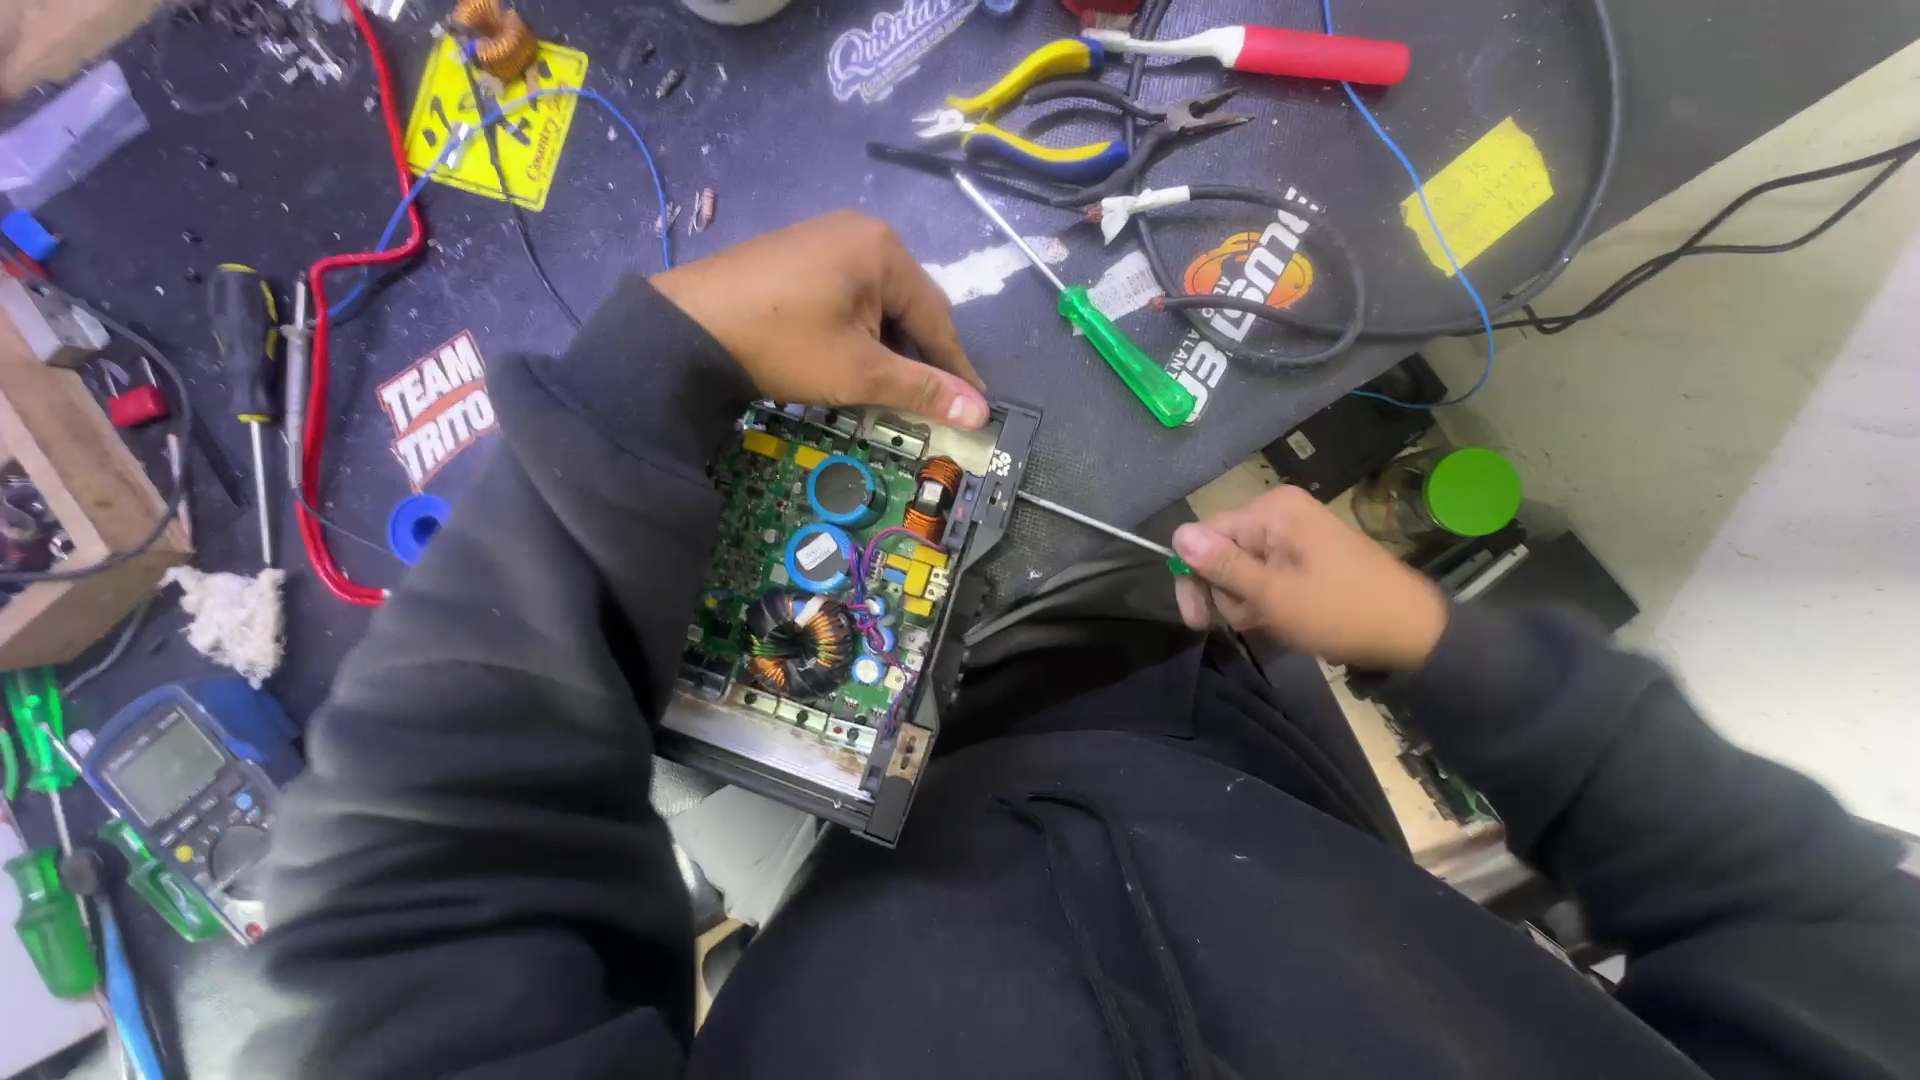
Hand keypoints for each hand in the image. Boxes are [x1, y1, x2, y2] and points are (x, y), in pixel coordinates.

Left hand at [651, 211, 988, 428]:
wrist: (687, 328)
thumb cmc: (785, 346)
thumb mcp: (860, 372)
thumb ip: (923, 389)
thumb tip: (981, 414)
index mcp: (885, 250)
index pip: (937, 317)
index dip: (955, 367)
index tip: (974, 404)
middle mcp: (861, 232)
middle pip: (909, 305)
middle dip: (919, 355)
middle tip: (928, 399)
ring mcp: (826, 237)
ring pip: (878, 302)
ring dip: (888, 345)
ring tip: (886, 385)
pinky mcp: (799, 253)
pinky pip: (849, 294)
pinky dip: (859, 330)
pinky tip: (851, 357)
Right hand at [1171, 485, 1449, 670]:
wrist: (1411, 632)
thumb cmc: (1338, 612)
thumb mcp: (1271, 594)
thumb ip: (1221, 565)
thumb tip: (1177, 535)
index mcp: (1271, 511)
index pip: (1203, 534)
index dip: (1193, 576)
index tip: (1196, 619)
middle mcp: (1279, 511)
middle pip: (1220, 550)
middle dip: (1228, 592)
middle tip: (1251, 621)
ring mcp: (1295, 531)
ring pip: (1240, 566)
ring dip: (1248, 600)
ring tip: (1275, 620)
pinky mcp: (1306, 551)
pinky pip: (1265, 570)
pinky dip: (1267, 596)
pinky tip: (1284, 615)